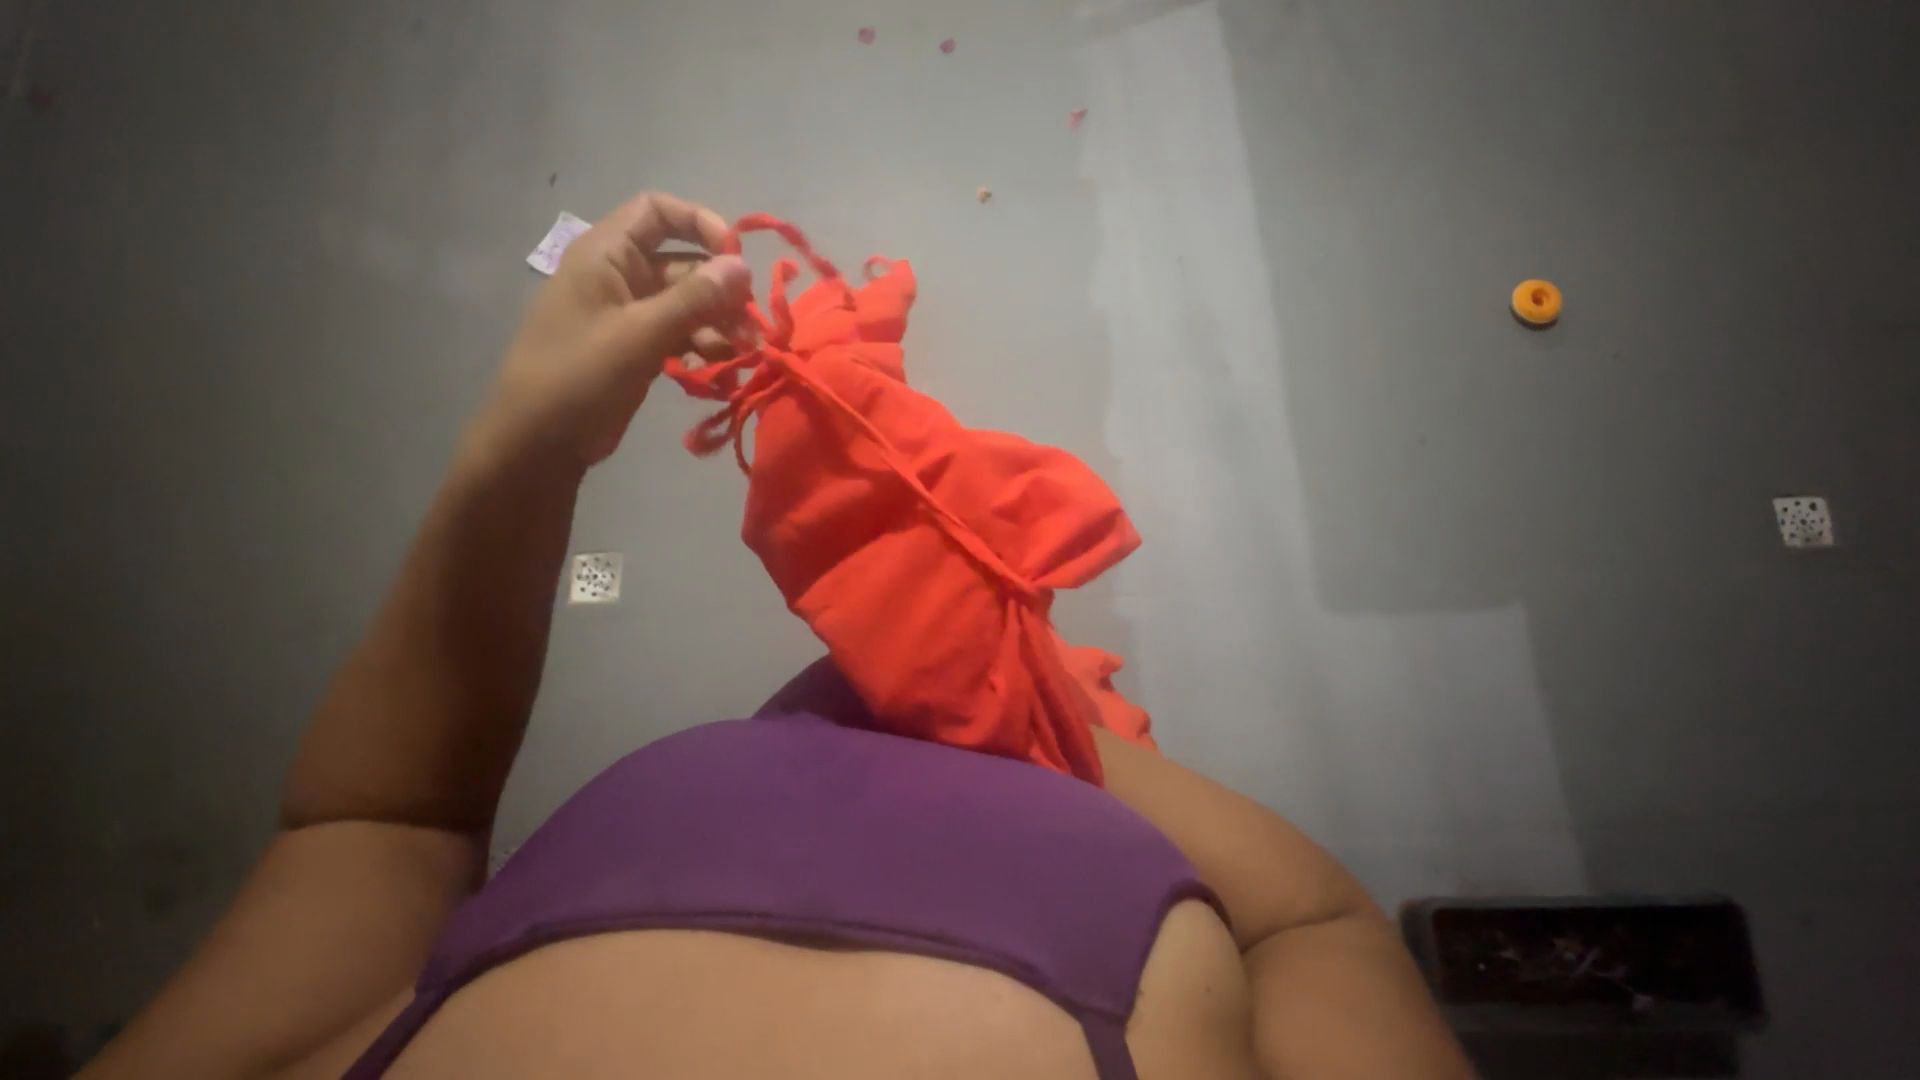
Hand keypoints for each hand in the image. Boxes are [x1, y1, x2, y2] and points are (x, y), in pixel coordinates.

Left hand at [476, 192, 751, 469]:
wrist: (540, 440)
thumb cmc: (580, 375)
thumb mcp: (640, 333)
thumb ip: (694, 298)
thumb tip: (743, 266)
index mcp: (606, 254)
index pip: (657, 212)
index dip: (700, 224)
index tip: (736, 257)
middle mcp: (619, 276)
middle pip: (683, 264)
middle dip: (720, 291)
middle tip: (750, 322)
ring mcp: (629, 315)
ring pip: (687, 304)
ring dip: (719, 324)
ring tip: (743, 351)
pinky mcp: (638, 349)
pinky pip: (680, 335)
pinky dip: (703, 346)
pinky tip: (721, 366)